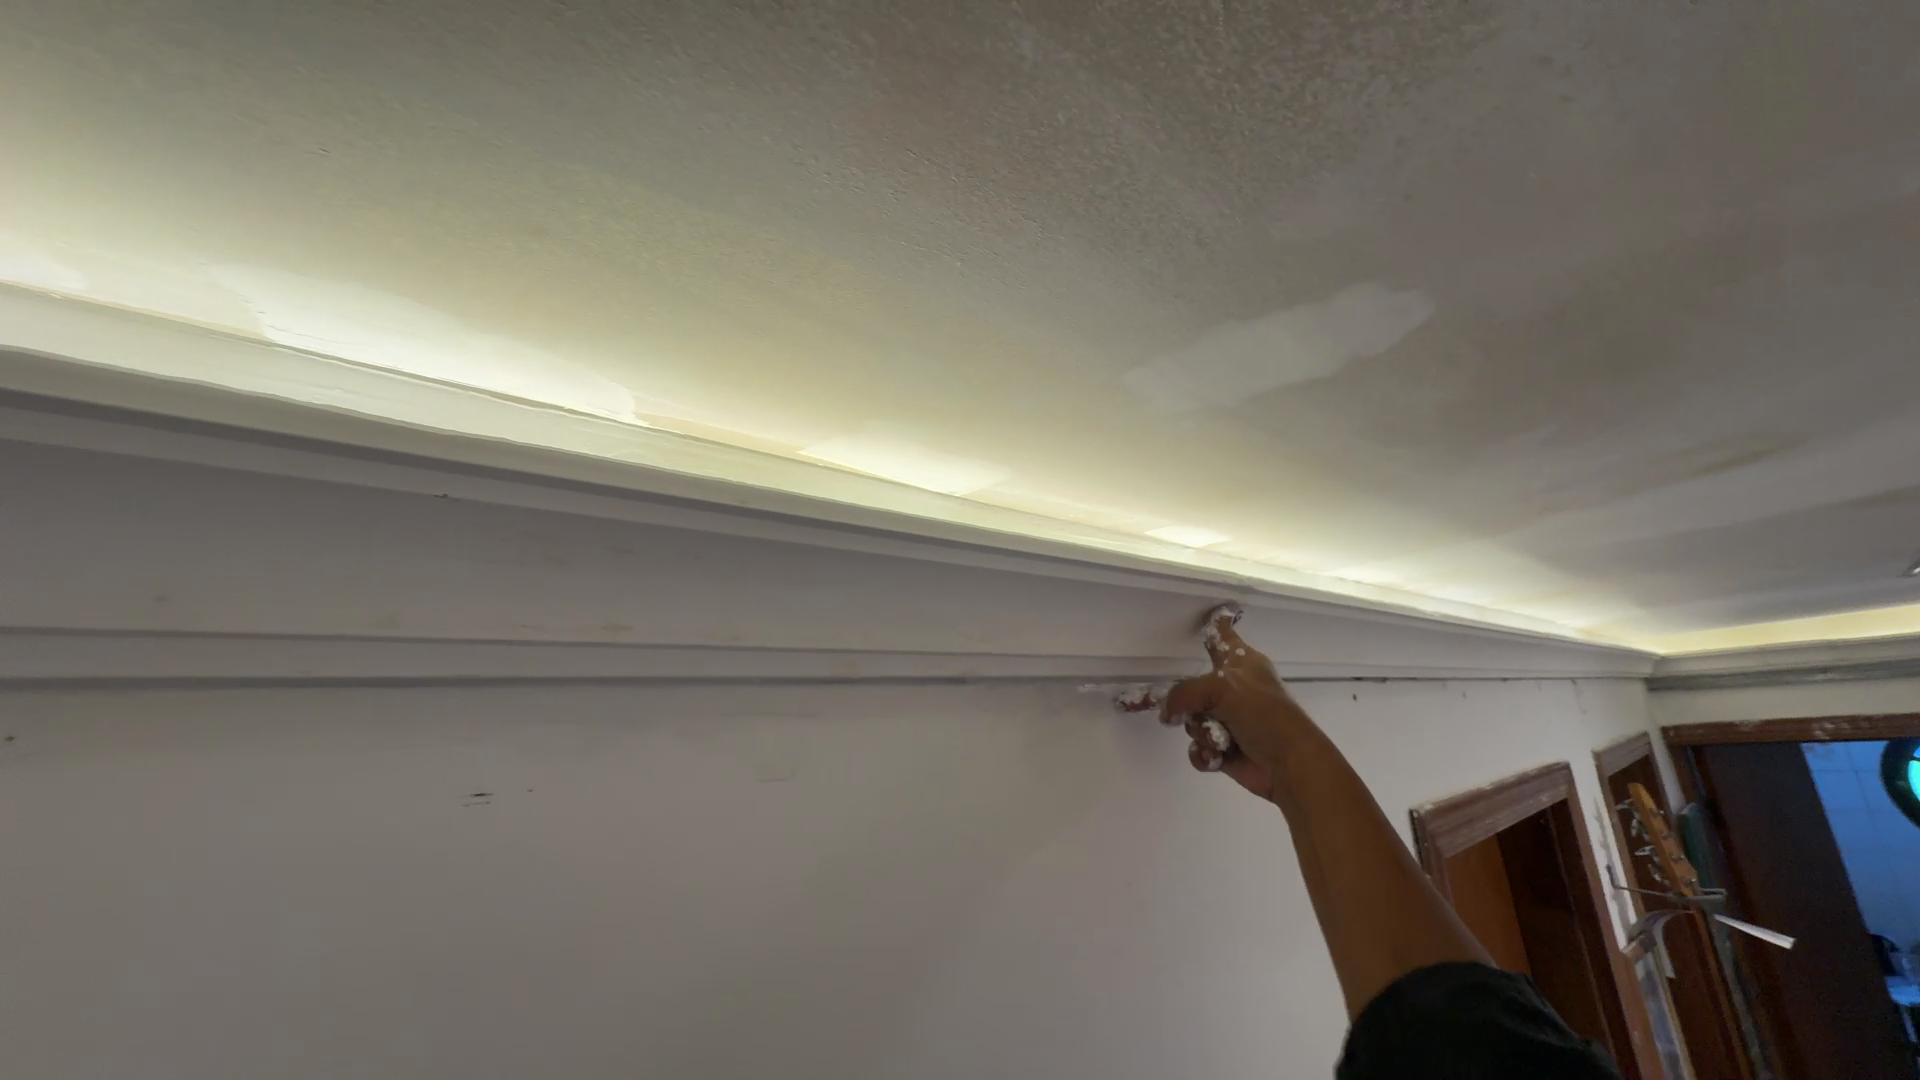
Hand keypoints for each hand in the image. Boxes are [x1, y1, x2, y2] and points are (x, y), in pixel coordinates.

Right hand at [1159, 605, 1308, 801]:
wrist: (1289, 764)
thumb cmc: (1264, 714)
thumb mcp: (1221, 688)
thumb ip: (1184, 693)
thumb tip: (1168, 713)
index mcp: (1243, 664)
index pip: (1224, 637)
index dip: (1216, 626)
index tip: (1213, 614)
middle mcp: (1234, 689)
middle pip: (1192, 687)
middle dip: (1189, 704)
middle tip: (1197, 710)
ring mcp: (1229, 720)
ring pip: (1192, 720)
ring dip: (1202, 732)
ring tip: (1221, 739)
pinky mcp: (1226, 749)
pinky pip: (1198, 747)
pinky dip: (1204, 754)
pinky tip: (1217, 757)